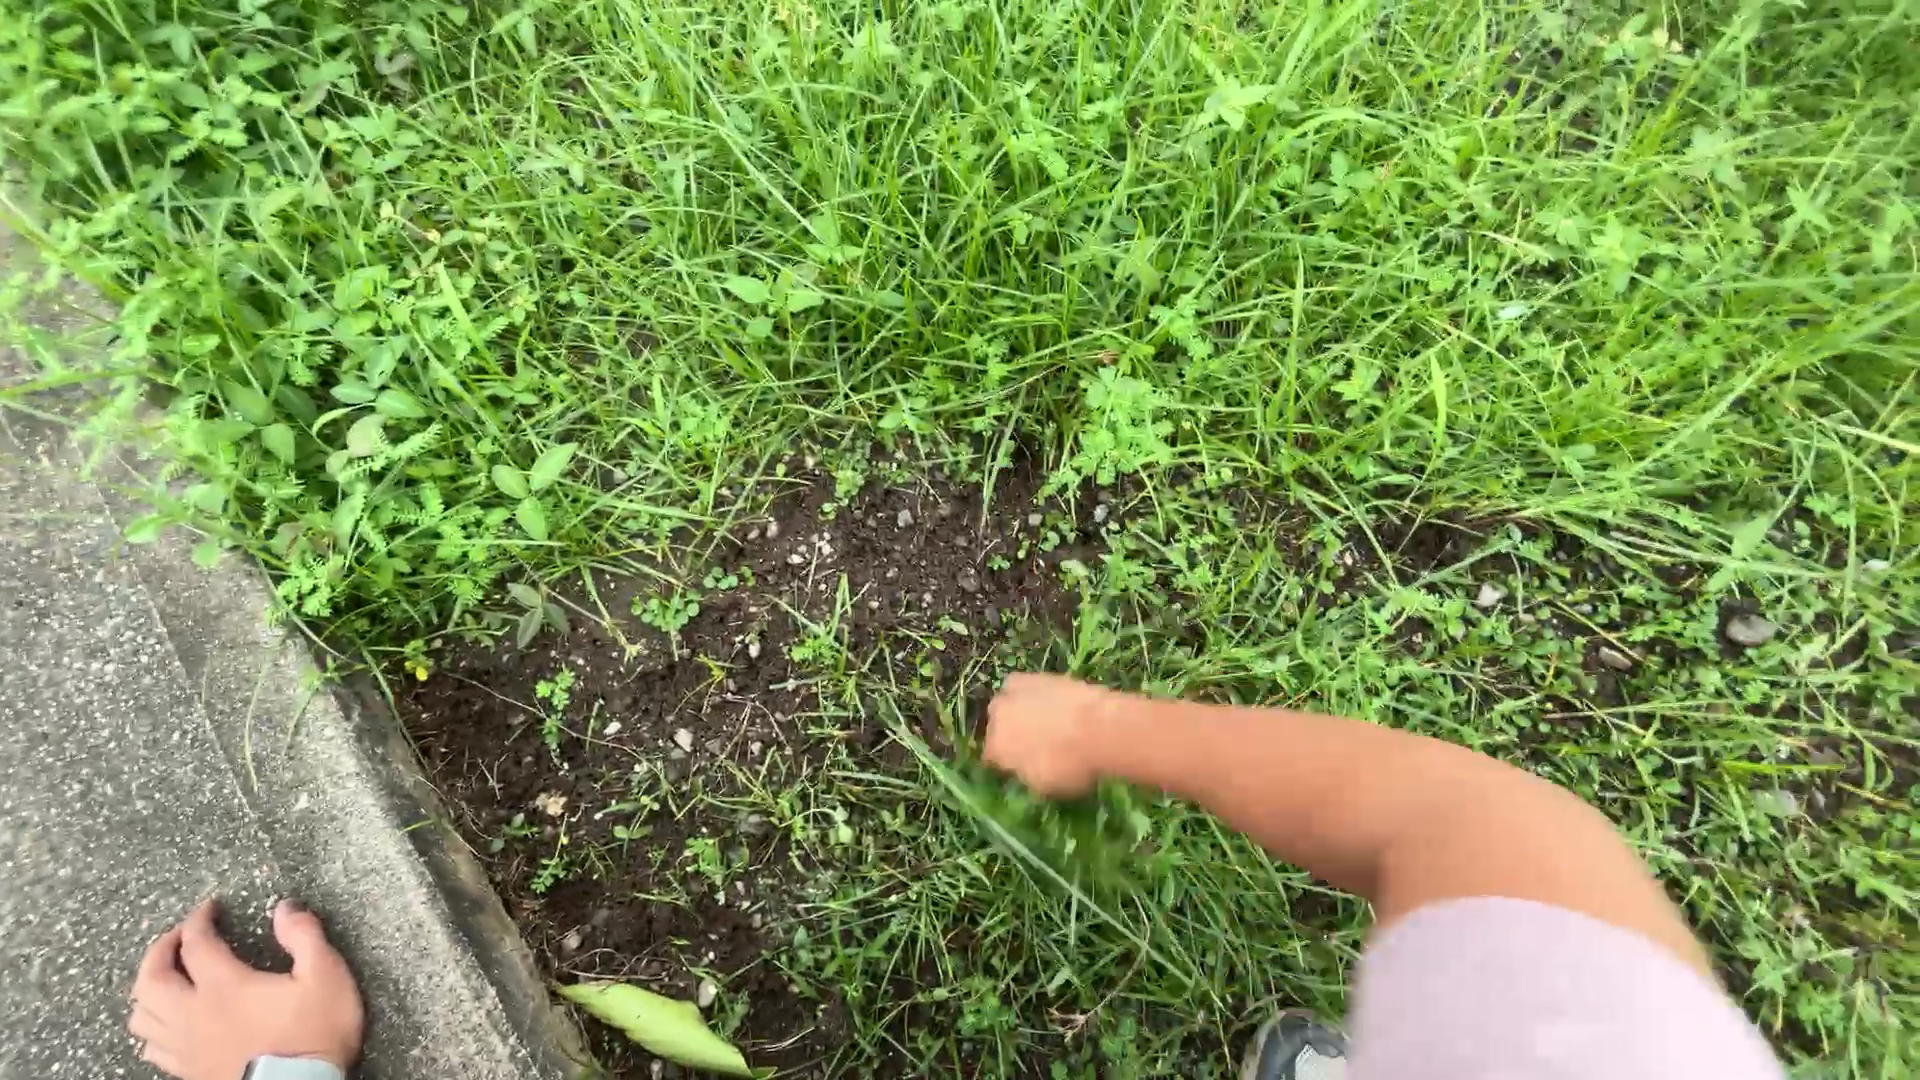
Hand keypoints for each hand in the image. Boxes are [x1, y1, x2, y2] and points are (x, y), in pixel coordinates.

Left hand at [128, 898, 365, 1079]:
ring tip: (166, 973)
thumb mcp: (325, 972)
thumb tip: (285, 907)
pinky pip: (149, 1045)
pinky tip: (166, 1020)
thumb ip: (304, 935)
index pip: (197, 946)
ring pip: (140, 1015)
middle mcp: (193, 1015)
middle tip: (177, 934)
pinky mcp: (185, 1069)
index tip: (208, 906)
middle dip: (158, 951)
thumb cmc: (315, 1028)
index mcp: (225, 987)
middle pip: (150, 981)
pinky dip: (150, 1024)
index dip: (199, 921)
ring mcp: (184, 1046)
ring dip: (146, 988)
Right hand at [982, 672, 1118, 796]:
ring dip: (1018, 710)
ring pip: (1007, 702)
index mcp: (996, 747)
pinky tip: (1051, 702)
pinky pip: (1025, 686)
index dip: (1004, 763)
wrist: (1099, 728)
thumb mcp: (1044, 786)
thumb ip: (1025, 773)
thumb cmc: (1071, 765)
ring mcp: (1014, 692)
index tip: (1017, 766)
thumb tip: (1024, 768)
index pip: (991, 757)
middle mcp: (997, 716)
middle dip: (1008, 733)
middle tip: (1031, 742)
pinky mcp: (1034, 676)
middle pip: (996, 725)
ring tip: (1042, 719)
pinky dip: (1034, 694)